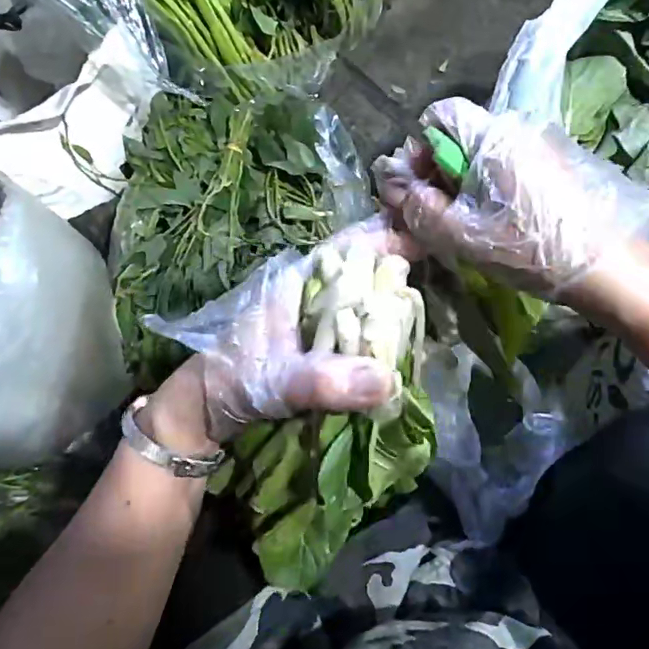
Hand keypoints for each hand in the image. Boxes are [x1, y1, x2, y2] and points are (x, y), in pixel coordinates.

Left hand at [142, 217, 415, 444]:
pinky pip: (355, 327)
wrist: (205, 411)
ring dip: (391, 301)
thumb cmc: (234, 382)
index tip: (429, 237)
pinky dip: (378, 330)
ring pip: (360, 297)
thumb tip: (387, 381)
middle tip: (443, 276)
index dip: (387, 237)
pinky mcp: (316, 342)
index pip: (348, 246)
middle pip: (362, 269)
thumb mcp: (276, 382)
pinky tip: (401, 340)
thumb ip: (325, 382)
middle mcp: (308, 292)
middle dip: (399, 269)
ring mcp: (312, 317)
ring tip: (433, 306)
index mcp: (296, 282)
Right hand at [373, 97, 648, 297]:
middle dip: (438, 170)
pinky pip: (505, 164)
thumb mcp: (459, 234)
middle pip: (458, 135)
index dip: (419, 149)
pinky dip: (490, 186)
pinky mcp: (553, 165)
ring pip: (481, 153)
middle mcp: (516, 129)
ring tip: (468, 221)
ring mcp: (539, 145)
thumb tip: (395, 185)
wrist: (603, 268)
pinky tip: (498, 220)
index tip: (421, 186)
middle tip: (439, 212)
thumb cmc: (526, 249)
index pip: (439, 115)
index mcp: (490, 137)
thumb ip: (417, 205)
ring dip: (463, 182)